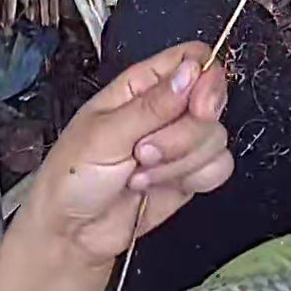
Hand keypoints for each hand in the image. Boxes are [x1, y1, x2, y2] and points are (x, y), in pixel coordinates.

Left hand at [13, 42, 232, 270]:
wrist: (71, 233)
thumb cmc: (71, 175)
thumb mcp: (105, 134)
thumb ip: (153, 105)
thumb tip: (191, 71)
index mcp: (142, 84)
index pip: (193, 58)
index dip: (205, 78)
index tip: (197, 107)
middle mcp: (166, 107)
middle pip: (210, 100)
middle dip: (183, 134)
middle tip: (144, 150)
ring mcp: (180, 140)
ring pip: (216, 137)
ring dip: (179, 163)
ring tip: (139, 173)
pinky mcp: (189, 172)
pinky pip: (219, 167)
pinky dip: (194, 180)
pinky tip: (159, 186)